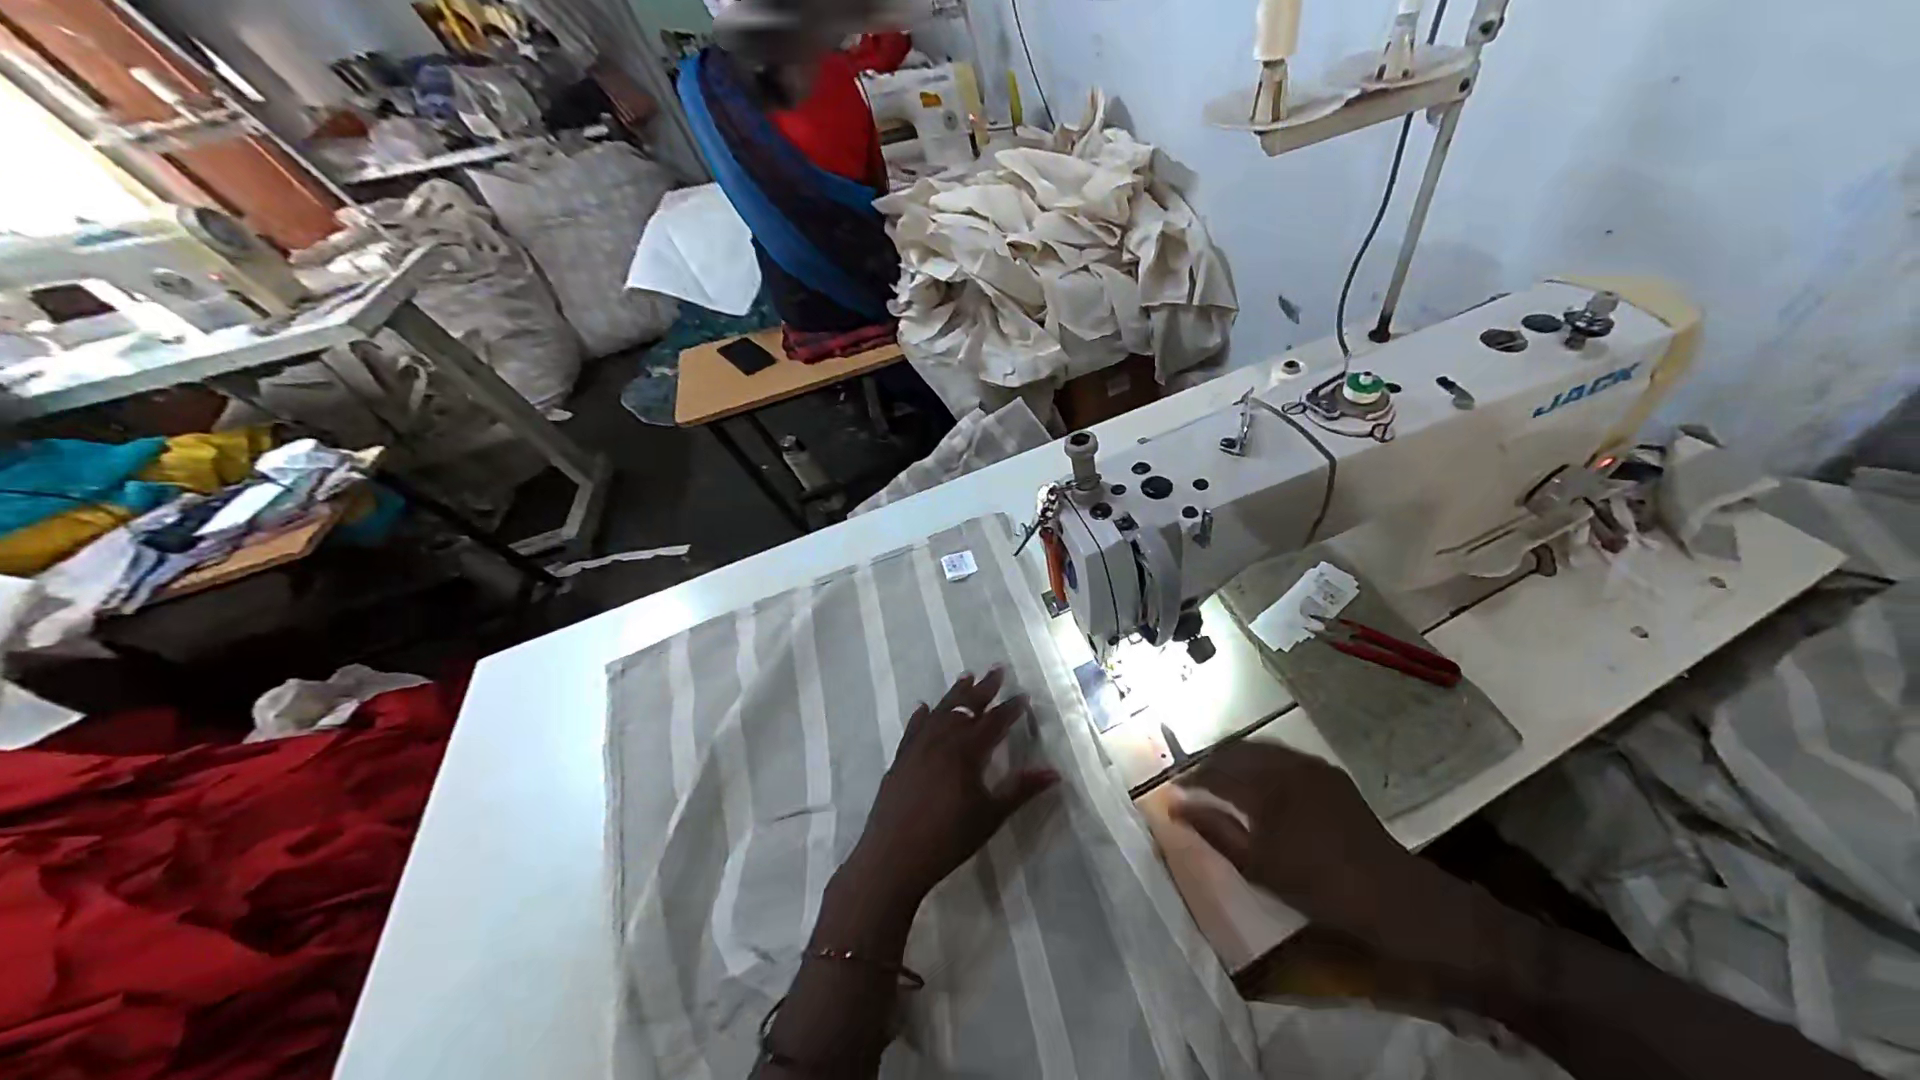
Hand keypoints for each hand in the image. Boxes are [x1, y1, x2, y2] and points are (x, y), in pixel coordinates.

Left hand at [844, 668, 1058, 907]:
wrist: (892, 857)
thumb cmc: (947, 839)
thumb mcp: (990, 815)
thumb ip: (1020, 790)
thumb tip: (1054, 772)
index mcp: (966, 751)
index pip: (994, 722)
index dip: (1010, 709)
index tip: (1023, 695)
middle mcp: (941, 740)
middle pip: (966, 708)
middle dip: (984, 688)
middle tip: (997, 668)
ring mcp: (917, 748)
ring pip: (939, 712)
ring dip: (955, 694)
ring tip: (966, 677)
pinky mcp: (900, 760)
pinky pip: (913, 729)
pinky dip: (921, 715)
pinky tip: (923, 707)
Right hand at [1172, 741, 1439, 949]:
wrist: (1390, 894)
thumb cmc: (1316, 885)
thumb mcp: (1256, 866)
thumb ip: (1214, 830)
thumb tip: (1176, 805)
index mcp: (1265, 788)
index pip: (1214, 773)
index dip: (1191, 779)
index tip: (1174, 789)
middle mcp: (1285, 765)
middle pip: (1234, 751)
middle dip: (1209, 762)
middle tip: (1192, 779)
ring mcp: (1309, 764)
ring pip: (1258, 748)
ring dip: (1234, 757)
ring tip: (1220, 774)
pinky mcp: (1327, 771)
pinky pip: (1282, 754)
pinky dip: (1260, 759)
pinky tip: (1257, 776)